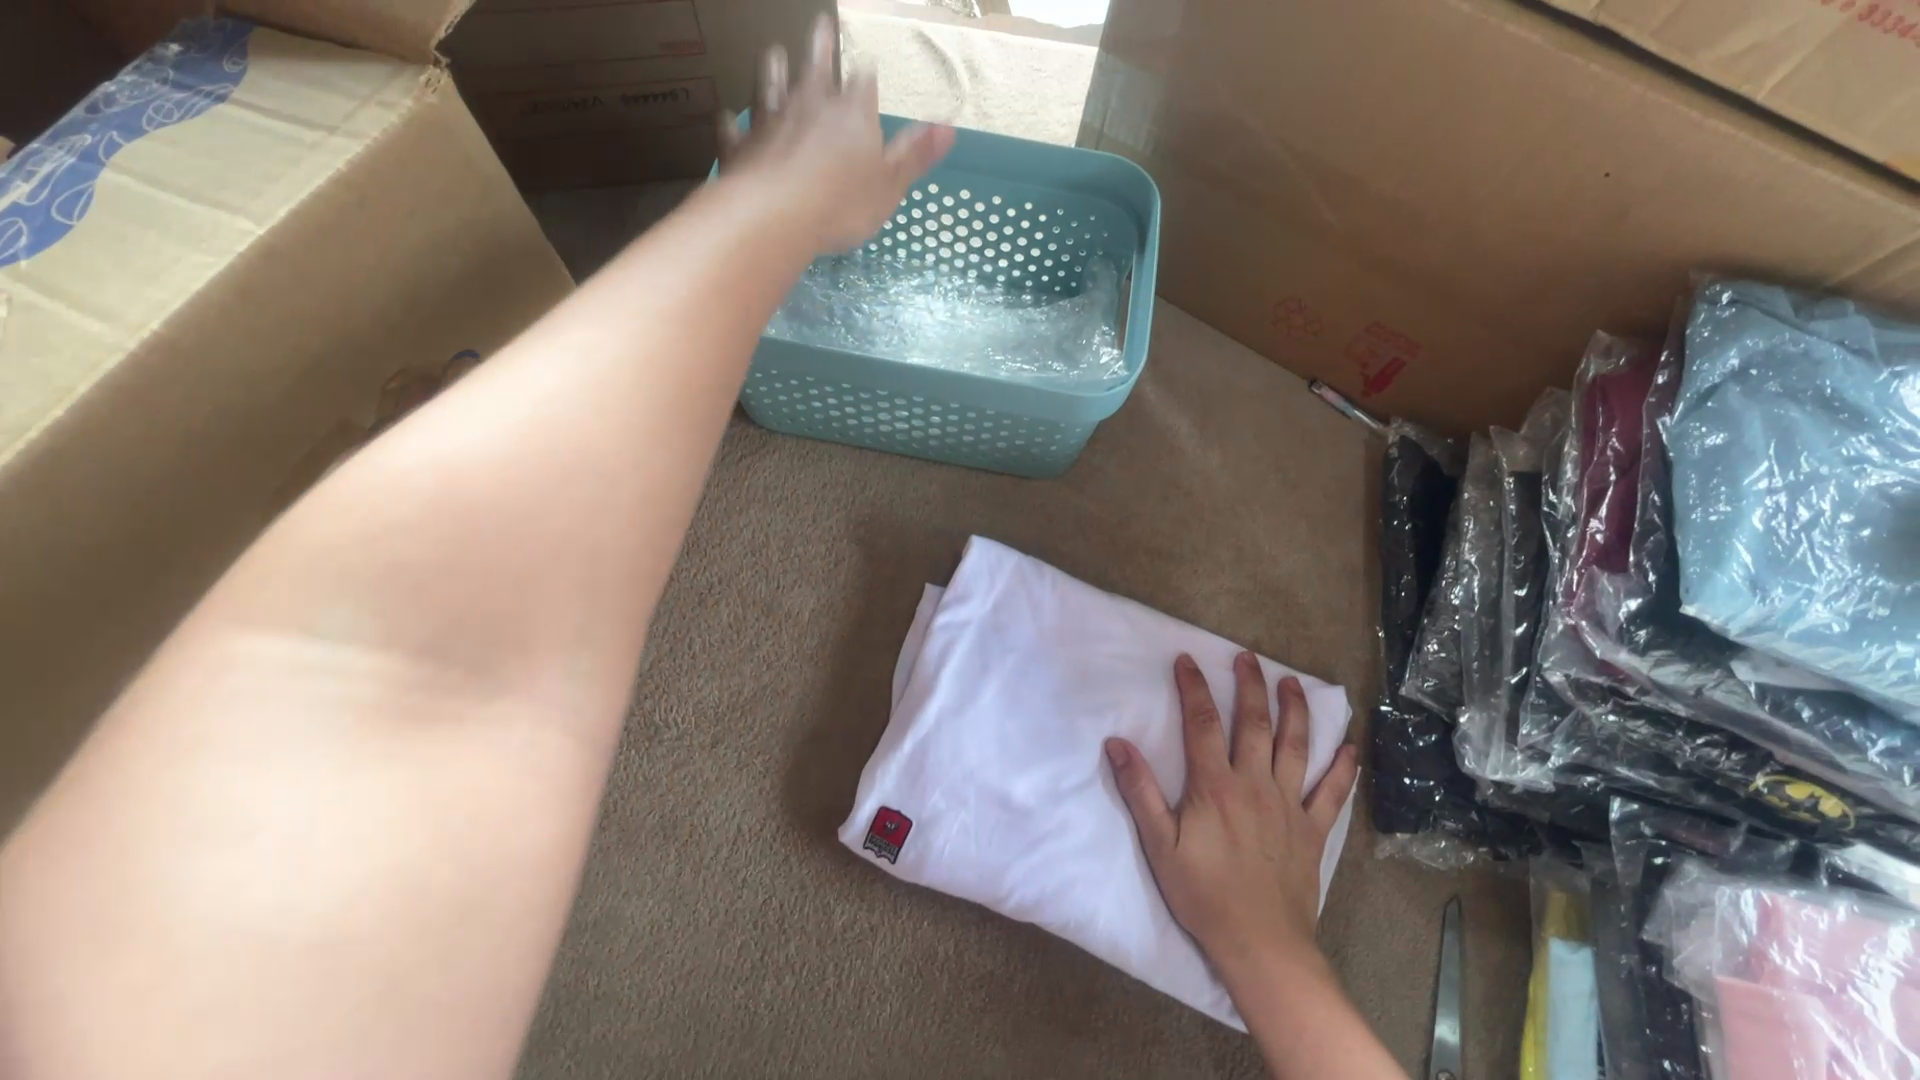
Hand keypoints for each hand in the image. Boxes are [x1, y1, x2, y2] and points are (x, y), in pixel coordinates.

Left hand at [717, 15, 954, 254]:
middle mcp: (810, 105)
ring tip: (774, 53)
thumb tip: (948, 127)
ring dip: (773, 71)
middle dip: (821, 47)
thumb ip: (915, 154)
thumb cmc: (842, 204)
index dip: (866, 74)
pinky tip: (729, 117)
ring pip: (771, 86)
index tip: (867, 64)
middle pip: (816, 67)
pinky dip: (734, 124)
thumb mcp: (890, 184)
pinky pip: (736, 131)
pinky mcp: (741, 147)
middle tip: (820, 23)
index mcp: (852, 113)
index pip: (863, 82)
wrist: (775, 216)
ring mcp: (771, 122)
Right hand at [1105, 653, 1358, 989]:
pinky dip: (1342, 769)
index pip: (1202, 724)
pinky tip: (1349, 748)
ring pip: (1295, 746)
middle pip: (1254, 723)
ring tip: (1291, 683)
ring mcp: (1289, 805)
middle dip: (1249, 686)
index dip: (1194, 689)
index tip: (1188, 660)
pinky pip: (1331, 792)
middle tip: (1247, 658)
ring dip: (1294, 711)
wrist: (1259, 942)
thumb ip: (1139, 792)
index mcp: (1215, 786)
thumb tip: (1116, 744)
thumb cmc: (1203, 894)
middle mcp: (1255, 784)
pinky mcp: (1312, 830)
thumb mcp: (1159, 845)